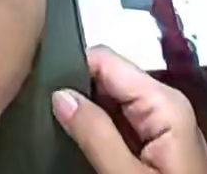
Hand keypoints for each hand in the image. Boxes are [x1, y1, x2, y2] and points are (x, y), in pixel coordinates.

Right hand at [51, 48, 206, 173]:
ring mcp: (162, 125)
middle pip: (110, 78)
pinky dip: (98, 128)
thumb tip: (59, 92)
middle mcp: (164, 102)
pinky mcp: (158, 146)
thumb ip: (96, 134)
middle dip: (78, 90)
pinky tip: (75, 136)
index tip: (42, 85)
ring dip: (85, 110)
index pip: (107, 60)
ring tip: (52, 118)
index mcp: (163, 101)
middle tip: (42, 105)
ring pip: (112, 100)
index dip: (74, 67)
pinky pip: (121, 123)